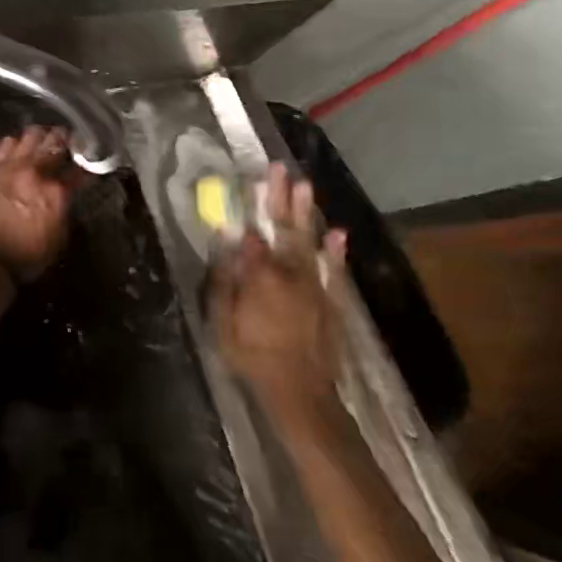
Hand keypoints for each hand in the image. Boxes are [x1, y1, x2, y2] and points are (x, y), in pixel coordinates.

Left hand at [0, 126, 83, 281]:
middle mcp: (37, 171)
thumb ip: (68, 208)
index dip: (90, 162)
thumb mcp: (60, 237)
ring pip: (34, 133)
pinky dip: (19, 143)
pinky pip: (9, 142)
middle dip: (69, 140)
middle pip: (58, 140)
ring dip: (44, 136)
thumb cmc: (27, 256)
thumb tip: (71, 193)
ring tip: (47, 144)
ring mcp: (14, 166)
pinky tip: (22, 150)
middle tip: (73, 145)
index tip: (92, 161)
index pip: (81, 166)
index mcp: (58, 192)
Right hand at [209, 164, 348, 408]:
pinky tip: (337, 232)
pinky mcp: (329, 299)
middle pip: (282, 228)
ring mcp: (312, 284)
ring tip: (305, 184)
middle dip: (279, 197)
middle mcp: (288, 272)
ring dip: (306, 212)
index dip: (251, 208)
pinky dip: (335, 251)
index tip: (250, 181)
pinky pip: (333, 270)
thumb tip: (228, 244)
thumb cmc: (254, 359)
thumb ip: (224, 282)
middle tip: (278, 168)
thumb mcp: (223, 325)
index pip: (253, 235)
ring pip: (307, 240)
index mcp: (260, 276)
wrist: (301, 393)